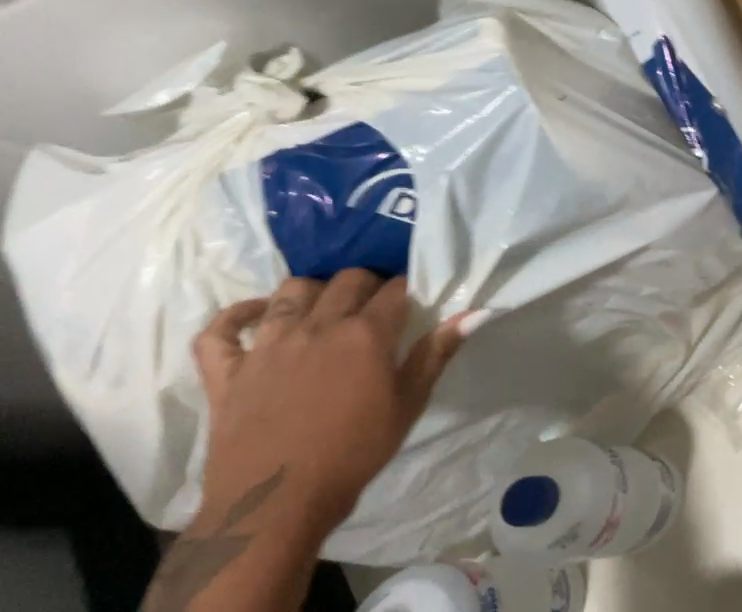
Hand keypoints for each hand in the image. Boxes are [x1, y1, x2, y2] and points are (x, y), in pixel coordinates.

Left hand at [192, 271, 472, 534]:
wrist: (276, 505)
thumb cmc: (354, 453)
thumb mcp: (408, 403)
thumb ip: (436, 352)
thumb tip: (475, 312)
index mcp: (365, 335)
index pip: (395, 290)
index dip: (408, 290)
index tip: (414, 300)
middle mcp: (317, 328)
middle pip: (347, 281)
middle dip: (368, 283)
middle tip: (375, 305)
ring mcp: (266, 347)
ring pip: (290, 292)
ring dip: (313, 291)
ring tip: (324, 307)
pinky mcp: (226, 373)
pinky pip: (219, 331)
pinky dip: (236, 315)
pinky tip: (256, 315)